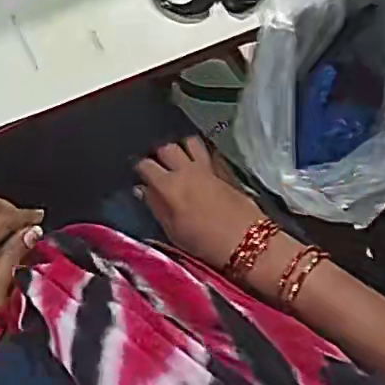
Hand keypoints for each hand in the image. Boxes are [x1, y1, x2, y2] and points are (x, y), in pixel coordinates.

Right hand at [134, 137, 271, 270]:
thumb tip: (143, 189)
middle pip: (165, 147)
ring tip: (177, 155)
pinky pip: (206, 151)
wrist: (247, 242)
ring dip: (180, 145)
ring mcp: (206, 167)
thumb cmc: (205, 243)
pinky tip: (196, 160)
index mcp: (169, 186)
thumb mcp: (172, 231)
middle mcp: (185, 170)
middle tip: (155, 162)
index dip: (138, 166)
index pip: (145, 164)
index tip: (136, 172)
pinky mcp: (222, 170)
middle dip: (157, 152)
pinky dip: (198, 152)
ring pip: (188, 141)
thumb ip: (156, 206)